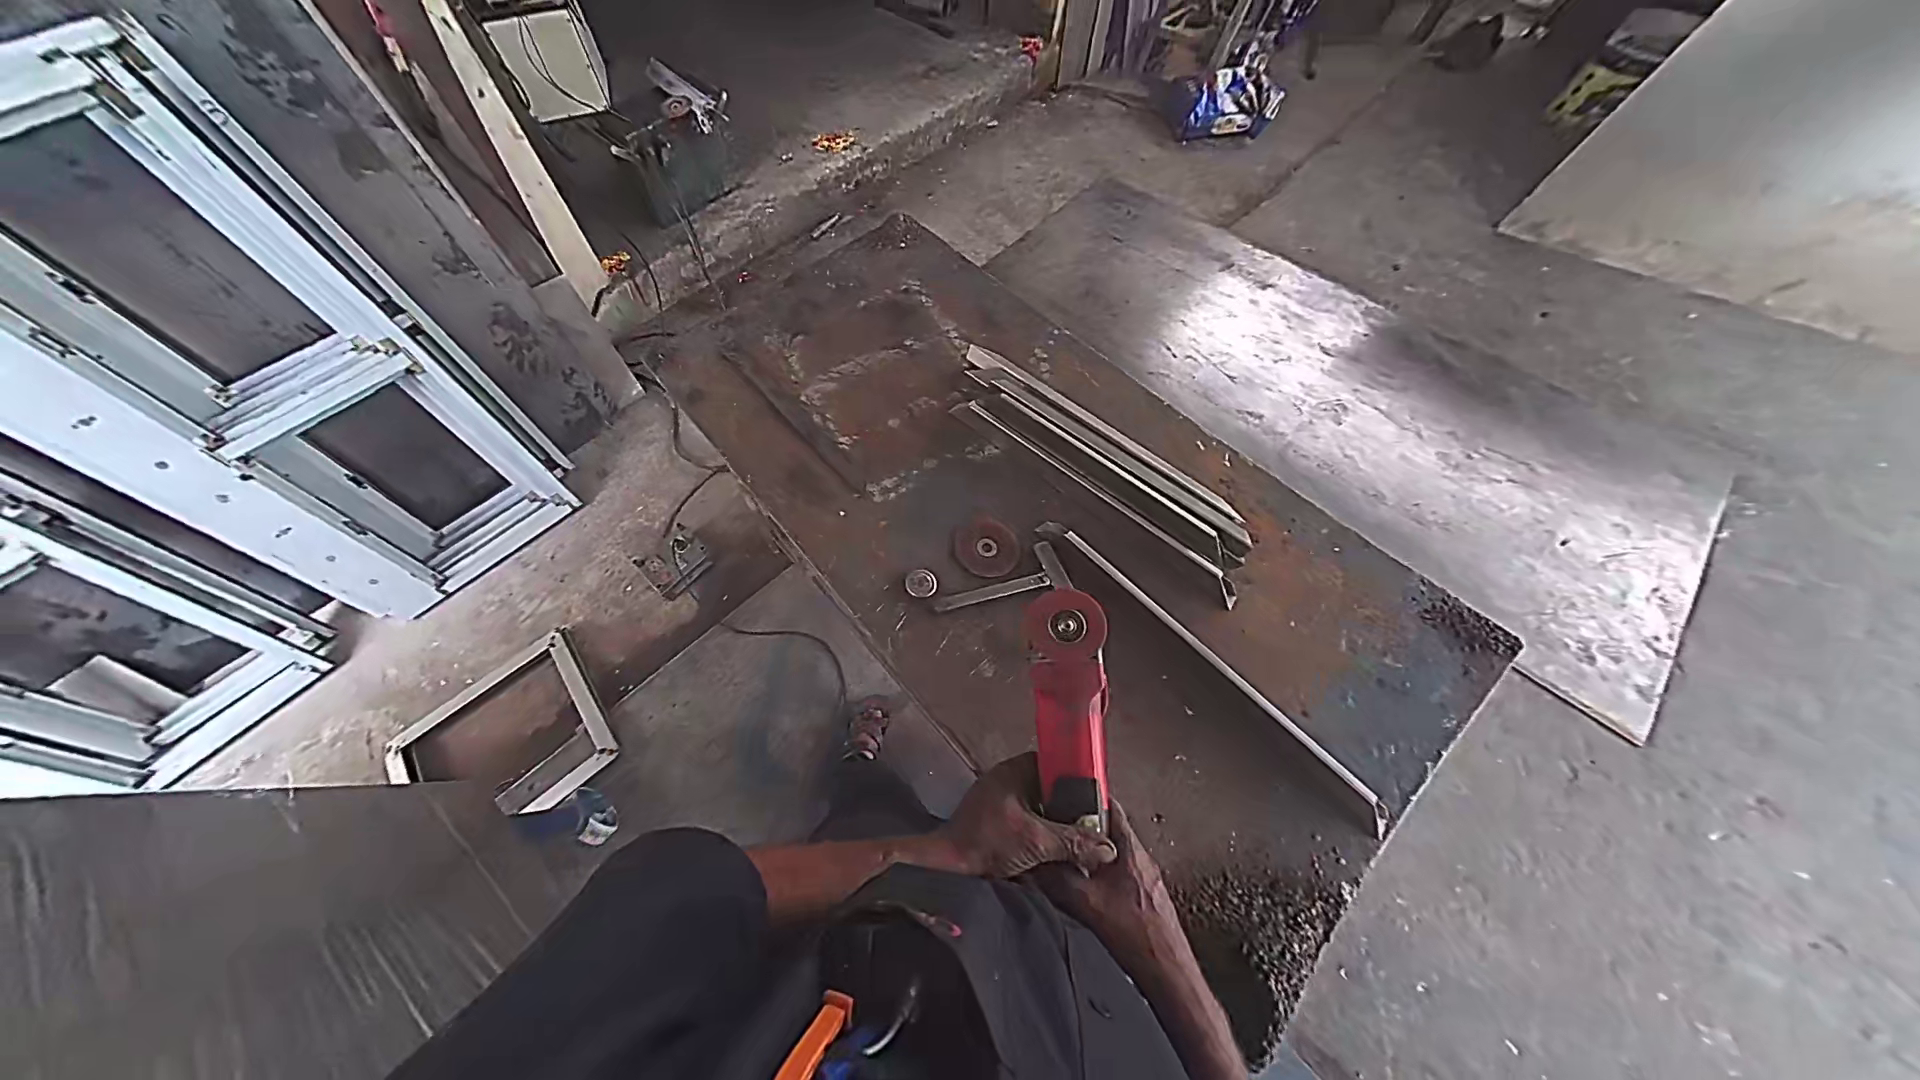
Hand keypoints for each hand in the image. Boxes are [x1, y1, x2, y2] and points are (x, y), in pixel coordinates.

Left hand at [938, 753, 1116, 878]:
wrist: (949, 868)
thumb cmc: (988, 843)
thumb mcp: (1036, 841)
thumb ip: (1073, 841)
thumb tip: (1108, 848)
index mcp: (1012, 771)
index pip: (1052, 762)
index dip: (1074, 776)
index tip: (1094, 794)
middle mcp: (1005, 780)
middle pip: (1047, 786)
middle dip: (1068, 804)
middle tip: (1091, 821)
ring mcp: (998, 800)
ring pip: (1037, 805)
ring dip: (1055, 821)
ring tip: (1079, 837)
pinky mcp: (994, 821)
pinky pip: (1026, 819)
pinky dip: (1040, 831)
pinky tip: (1056, 847)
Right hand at [1031, 801, 1179, 961]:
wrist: (1169, 973)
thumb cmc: (1140, 940)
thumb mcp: (1087, 904)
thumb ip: (1059, 880)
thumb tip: (1037, 866)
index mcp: (1132, 851)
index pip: (1112, 807)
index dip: (1089, 797)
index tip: (1069, 795)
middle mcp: (1142, 860)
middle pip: (1111, 829)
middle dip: (1085, 828)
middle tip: (1064, 830)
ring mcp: (1147, 878)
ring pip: (1116, 851)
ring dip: (1094, 853)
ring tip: (1073, 860)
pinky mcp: (1147, 895)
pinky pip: (1121, 871)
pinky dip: (1103, 873)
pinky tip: (1092, 890)